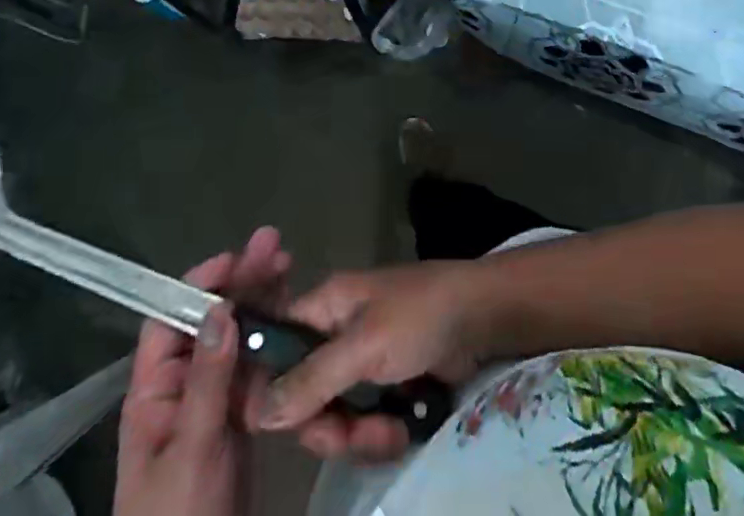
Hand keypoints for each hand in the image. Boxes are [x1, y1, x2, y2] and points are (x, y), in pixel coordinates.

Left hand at [114, 228, 290, 515]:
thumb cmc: (176, 514)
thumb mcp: (191, 447)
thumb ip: (208, 380)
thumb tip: (220, 311)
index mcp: (154, 391)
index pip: (170, 321)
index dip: (199, 286)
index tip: (234, 259)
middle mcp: (181, 385)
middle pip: (210, 322)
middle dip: (240, 282)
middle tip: (275, 245)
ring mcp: (212, 400)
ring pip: (237, 340)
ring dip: (261, 302)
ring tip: (289, 264)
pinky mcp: (238, 416)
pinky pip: (256, 368)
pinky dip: (275, 340)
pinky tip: (296, 317)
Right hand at [252, 261, 494, 462]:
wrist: (485, 317)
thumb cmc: (421, 316)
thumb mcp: (365, 345)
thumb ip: (312, 379)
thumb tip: (257, 412)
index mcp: (325, 307)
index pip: (275, 345)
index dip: (267, 384)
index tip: (272, 424)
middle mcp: (338, 334)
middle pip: (304, 393)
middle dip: (325, 423)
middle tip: (347, 435)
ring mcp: (366, 361)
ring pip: (336, 414)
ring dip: (358, 433)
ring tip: (389, 431)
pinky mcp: (390, 384)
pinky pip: (366, 420)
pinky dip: (381, 431)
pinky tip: (403, 428)